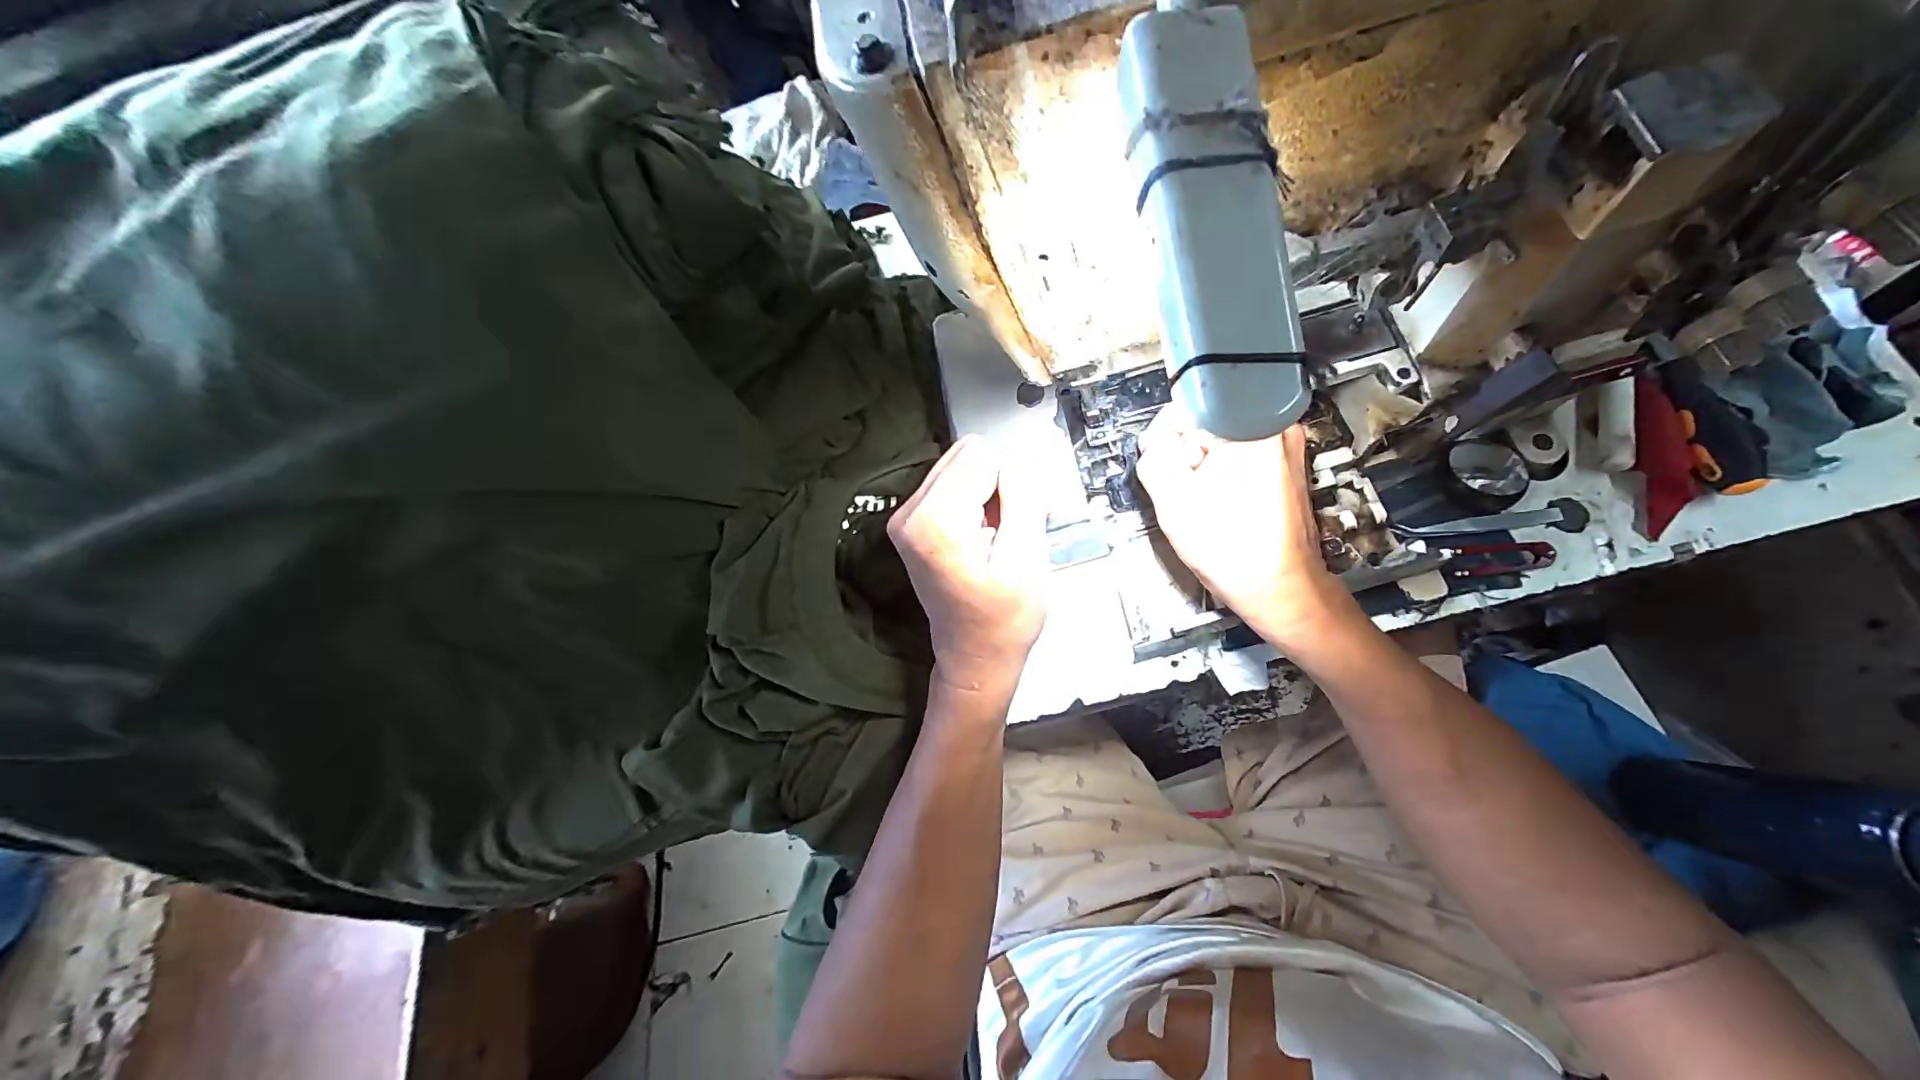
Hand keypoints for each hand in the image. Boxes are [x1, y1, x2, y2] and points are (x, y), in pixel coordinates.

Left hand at [888, 434, 1047, 695]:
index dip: (1012, 484)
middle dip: (999, 485)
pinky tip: (986, 537)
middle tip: (1008, 530)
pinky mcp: (914, 523)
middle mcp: (910, 516)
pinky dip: (978, 503)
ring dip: (989, 495)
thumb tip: (1018, 461)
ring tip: (996, 537)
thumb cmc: (1001, 623)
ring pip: (962, 466)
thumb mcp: (1028, 560)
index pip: (982, 456)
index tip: (1016, 518)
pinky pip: (955, 486)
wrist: (976, 654)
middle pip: (968, 455)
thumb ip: (1024, 500)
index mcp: (934, 522)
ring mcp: (908, 519)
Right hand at [1134, 410, 1353, 651]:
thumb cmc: (1240, 556)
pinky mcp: (1282, 465)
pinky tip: (1223, 504)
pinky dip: (1222, 476)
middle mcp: (1277, 429)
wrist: (1280, 588)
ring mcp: (1284, 447)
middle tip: (1191, 489)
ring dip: (1203, 466)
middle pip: (1204, 419)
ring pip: (1219, 438)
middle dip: (1186, 453)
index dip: (1166, 439)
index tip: (1171, 465)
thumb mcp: (1173, 504)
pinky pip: (1236, 456)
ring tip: (1210, 500)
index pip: (1186, 406)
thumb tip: (1156, 441)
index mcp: (1252, 429)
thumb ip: (1154, 458)